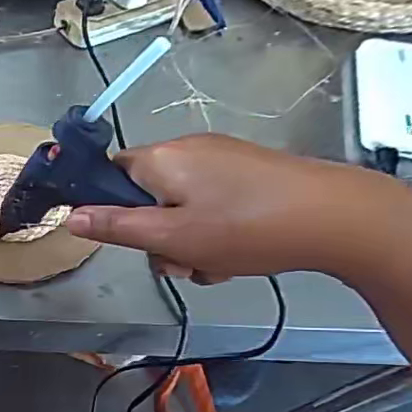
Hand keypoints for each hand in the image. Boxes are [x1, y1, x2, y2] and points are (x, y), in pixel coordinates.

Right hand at [64, 134, 411, 281]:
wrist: (341, 219)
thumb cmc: (245, 228)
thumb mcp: (170, 237)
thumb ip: (116, 227)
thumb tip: (69, 216)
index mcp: (161, 158)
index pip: (109, 175)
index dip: (109, 208)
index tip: (127, 239)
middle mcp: (188, 149)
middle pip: (144, 195)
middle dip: (154, 234)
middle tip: (179, 259)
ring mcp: (222, 159)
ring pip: (178, 206)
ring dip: (184, 240)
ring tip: (211, 263)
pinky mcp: (249, 173)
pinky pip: (209, 203)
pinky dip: (212, 231)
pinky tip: (234, 253)